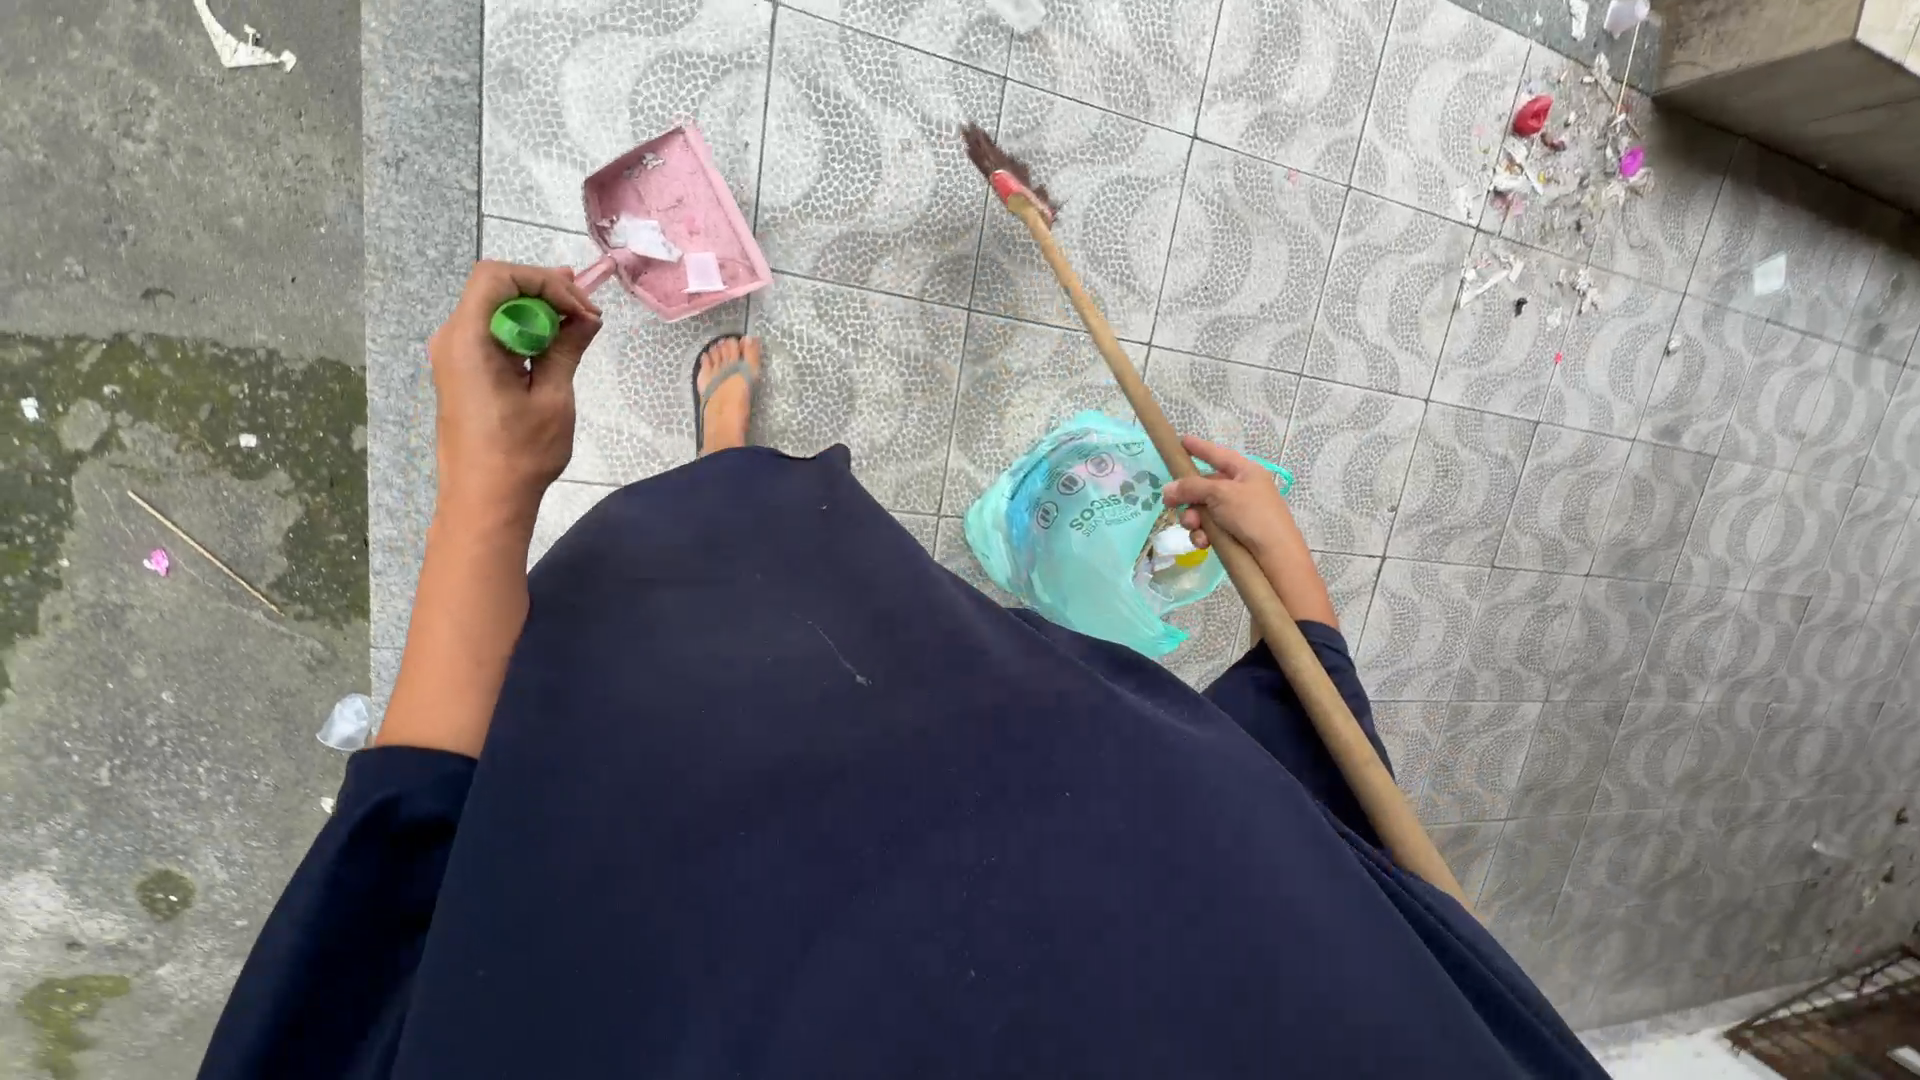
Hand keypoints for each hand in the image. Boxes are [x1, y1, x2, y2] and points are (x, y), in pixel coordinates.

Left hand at [426, 260, 601, 531]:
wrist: (486, 498)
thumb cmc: (520, 452)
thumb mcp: (553, 397)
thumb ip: (566, 349)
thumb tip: (587, 319)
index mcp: (468, 340)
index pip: (498, 278)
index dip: (544, 282)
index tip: (582, 310)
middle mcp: (453, 339)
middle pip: (496, 289)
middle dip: (545, 293)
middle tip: (589, 315)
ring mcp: (456, 355)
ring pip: (497, 311)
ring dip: (539, 313)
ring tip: (581, 325)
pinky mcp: (465, 371)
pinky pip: (496, 335)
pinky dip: (528, 332)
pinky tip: (557, 344)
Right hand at [1161, 435, 1302, 557]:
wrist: (1274, 554)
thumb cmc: (1252, 514)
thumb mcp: (1221, 493)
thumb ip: (1191, 487)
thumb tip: (1167, 489)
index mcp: (1245, 473)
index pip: (1218, 455)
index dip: (1200, 448)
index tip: (1182, 441)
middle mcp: (1240, 490)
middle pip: (1204, 487)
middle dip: (1188, 497)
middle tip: (1171, 504)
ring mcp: (1236, 513)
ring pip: (1202, 510)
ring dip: (1193, 519)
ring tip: (1194, 526)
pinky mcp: (1232, 534)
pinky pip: (1208, 529)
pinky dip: (1202, 534)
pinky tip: (1203, 542)